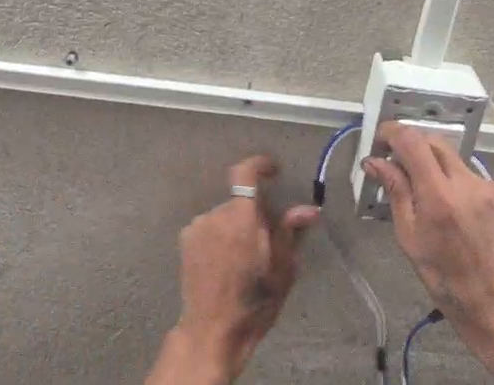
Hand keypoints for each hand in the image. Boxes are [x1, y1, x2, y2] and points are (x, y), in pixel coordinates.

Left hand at [146, 155, 319, 383]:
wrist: (212, 330)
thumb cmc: (253, 304)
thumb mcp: (282, 272)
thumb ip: (290, 233)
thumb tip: (308, 209)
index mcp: (242, 220)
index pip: (245, 174)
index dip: (259, 165)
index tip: (273, 170)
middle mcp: (216, 215)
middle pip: (239, 202)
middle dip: (253, 214)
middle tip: (264, 242)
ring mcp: (197, 226)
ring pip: (224, 215)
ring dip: (234, 226)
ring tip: (242, 259)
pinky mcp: (185, 238)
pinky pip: (209, 226)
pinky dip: (219, 235)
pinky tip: (223, 262)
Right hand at [363, 123, 493, 384]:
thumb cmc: (447, 280)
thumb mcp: (410, 239)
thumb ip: (395, 192)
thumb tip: (374, 161)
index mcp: (439, 196)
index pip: (412, 141)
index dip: (392, 132)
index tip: (381, 141)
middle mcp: (469, 184)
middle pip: (435, 142)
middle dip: (414, 148)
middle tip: (401, 166)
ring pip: (456, 162)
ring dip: (440, 171)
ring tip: (437, 202)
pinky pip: (477, 179)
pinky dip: (464, 187)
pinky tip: (464, 214)